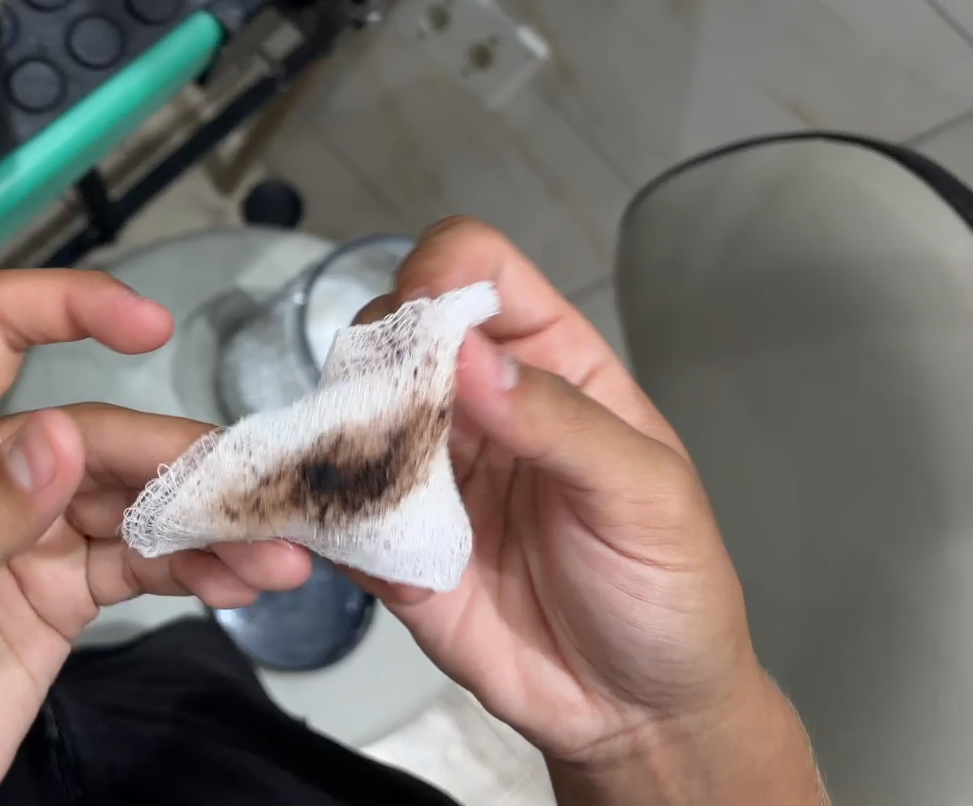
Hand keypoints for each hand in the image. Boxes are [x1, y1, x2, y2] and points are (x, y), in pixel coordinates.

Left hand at [0, 270, 311, 805]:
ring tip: (272, 553)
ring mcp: (34, 525)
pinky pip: (142, 558)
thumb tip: (58, 434)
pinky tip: (241, 580)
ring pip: (131, 494)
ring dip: (202, 518)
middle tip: (249, 498)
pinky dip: (194, 565)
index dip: (68, 304)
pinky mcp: (68, 584)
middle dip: (172, 460)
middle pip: (95, 431)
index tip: (151, 324)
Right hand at [353, 218, 822, 802]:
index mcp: (539, 361)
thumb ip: (562, 421)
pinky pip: (322, 481)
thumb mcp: (648, 497)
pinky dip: (312, 486)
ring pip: (343, 396)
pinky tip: (334, 512)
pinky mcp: (371, 513)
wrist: (623, 710)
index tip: (421, 304)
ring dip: (339, 420)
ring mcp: (410, 453)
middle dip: (378, 352)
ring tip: (367, 470)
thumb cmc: (663, 588)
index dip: (442, 266)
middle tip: (393, 410)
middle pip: (390, 324)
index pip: (477, 269)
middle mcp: (462, 394)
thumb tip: (461, 353)